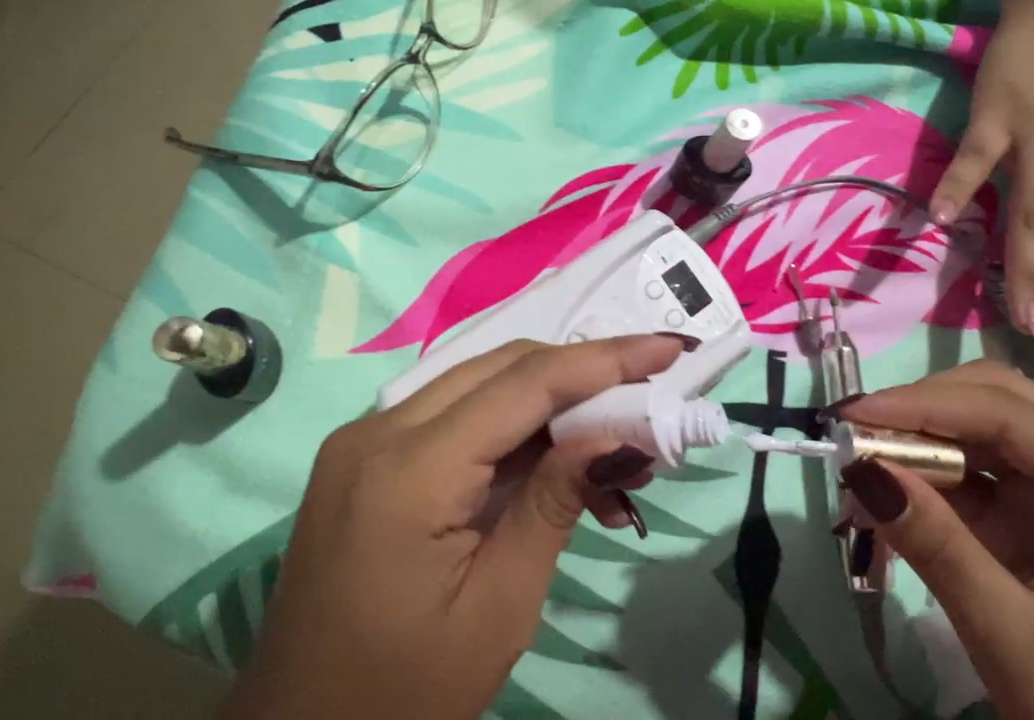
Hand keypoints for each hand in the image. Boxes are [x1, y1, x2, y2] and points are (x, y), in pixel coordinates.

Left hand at [220, 335, 680, 719]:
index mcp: (407, 470)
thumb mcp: (499, 606)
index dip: (604, 360)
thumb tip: (617, 430)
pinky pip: (452, 419)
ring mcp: (364, 443)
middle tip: (651, 397)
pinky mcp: (365, 461)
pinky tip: (559, 466)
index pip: (524, 384)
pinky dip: (512, 431)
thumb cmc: (404, 692)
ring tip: (618, 446)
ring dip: (552, 402)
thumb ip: (555, 502)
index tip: (669, 348)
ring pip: (479, 386)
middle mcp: (377, 431)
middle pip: (501, 368)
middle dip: (584, 373)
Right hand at [831, 362, 1033, 719]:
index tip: (848, 416)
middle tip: (849, 438)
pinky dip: (931, 481)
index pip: (1013, 415)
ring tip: (857, 465)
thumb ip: (943, 552)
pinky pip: (981, 478)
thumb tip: (861, 471)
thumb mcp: (1022, 645)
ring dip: (921, 443)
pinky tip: (887, 495)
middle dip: (922, 414)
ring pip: (986, 433)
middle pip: (1002, 405)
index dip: (925, 405)